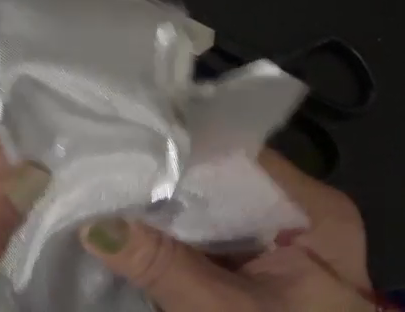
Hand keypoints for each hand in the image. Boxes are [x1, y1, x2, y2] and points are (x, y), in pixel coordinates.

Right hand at [79, 150, 378, 311]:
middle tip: (103, 161)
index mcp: (315, 210)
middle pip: (222, 176)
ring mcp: (291, 243)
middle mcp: (306, 212)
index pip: (233, 150)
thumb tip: (89, 222)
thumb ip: (164, 267)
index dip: (176, 144)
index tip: (119, 135)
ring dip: (170, 207)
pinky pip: (219, 234)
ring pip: (216, 205)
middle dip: (166, 177)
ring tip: (110, 185)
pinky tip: (140, 226)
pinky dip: (184, 234)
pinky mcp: (274, 269)